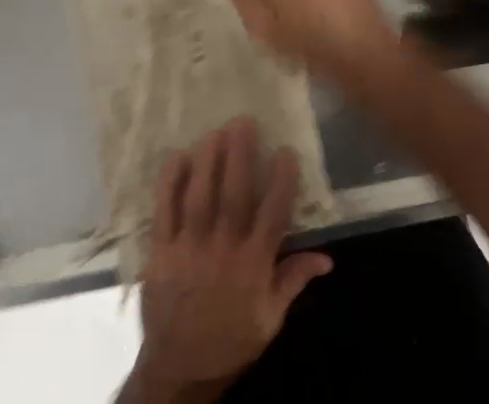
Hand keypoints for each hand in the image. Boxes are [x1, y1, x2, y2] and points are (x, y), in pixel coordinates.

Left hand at [126, 119, 332, 403]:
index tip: (285, 150)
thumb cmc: (232, 339)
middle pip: (233, 197)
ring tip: (214, 131)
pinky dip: (169, 183)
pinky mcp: (160, 253)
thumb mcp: (270, 318)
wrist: (180, 366)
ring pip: (198, 198)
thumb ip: (293, 280)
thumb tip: (327, 258)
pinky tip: (176, 156)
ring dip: (207, 162)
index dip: (280, 182)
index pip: (272, 216)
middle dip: (239, 157)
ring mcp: (188, 250)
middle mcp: (222, 252)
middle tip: (243, 122)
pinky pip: (164, 212)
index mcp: (253, 266)